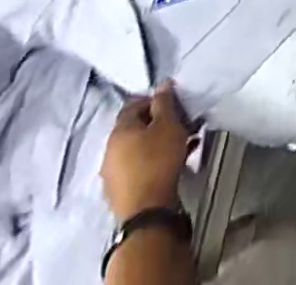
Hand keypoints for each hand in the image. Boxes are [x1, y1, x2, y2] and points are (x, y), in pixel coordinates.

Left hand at [101, 82, 192, 218]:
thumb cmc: (158, 160)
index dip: (154, 100)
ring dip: (160, 141)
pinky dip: (157, 160)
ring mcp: (114, 173)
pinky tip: (177, 161)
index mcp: (119, 131)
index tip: (174, 103)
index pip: (134, 104)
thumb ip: (164, 102)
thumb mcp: (167, 124)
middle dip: (160, 122)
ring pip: (140, 148)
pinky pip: (142, 166)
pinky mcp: (123, 192)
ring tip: (184, 141)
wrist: (148, 212)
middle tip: (181, 122)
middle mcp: (111, 150)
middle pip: (137, 127)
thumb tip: (162, 84)